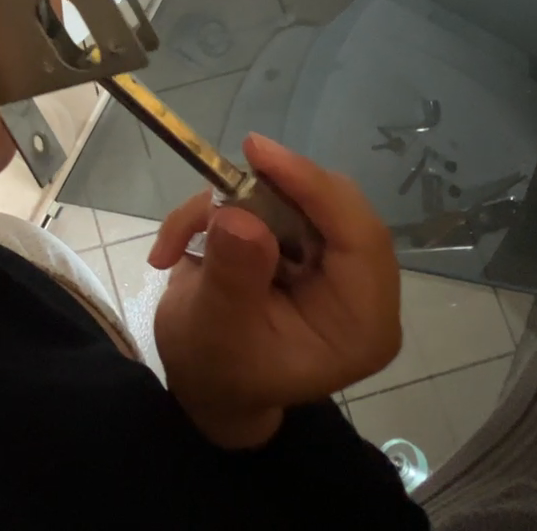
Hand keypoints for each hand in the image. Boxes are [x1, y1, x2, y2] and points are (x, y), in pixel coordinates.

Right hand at [147, 134, 401, 448]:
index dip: (314, 187)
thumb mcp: (216, 328)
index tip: (259, 154)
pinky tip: (177, 245)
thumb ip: (233, 275)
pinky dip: (211, 213)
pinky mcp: (291, 247)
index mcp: (360, 321)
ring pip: (285, 198)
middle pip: (326, 207)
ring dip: (223, 206)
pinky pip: (258, 204)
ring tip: (176, 242)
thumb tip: (239, 215)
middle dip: (263, 192)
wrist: (201, 383)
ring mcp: (323, 264)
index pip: (360, 237)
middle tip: (214, 178)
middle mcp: (355, 287)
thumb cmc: (214, 370)